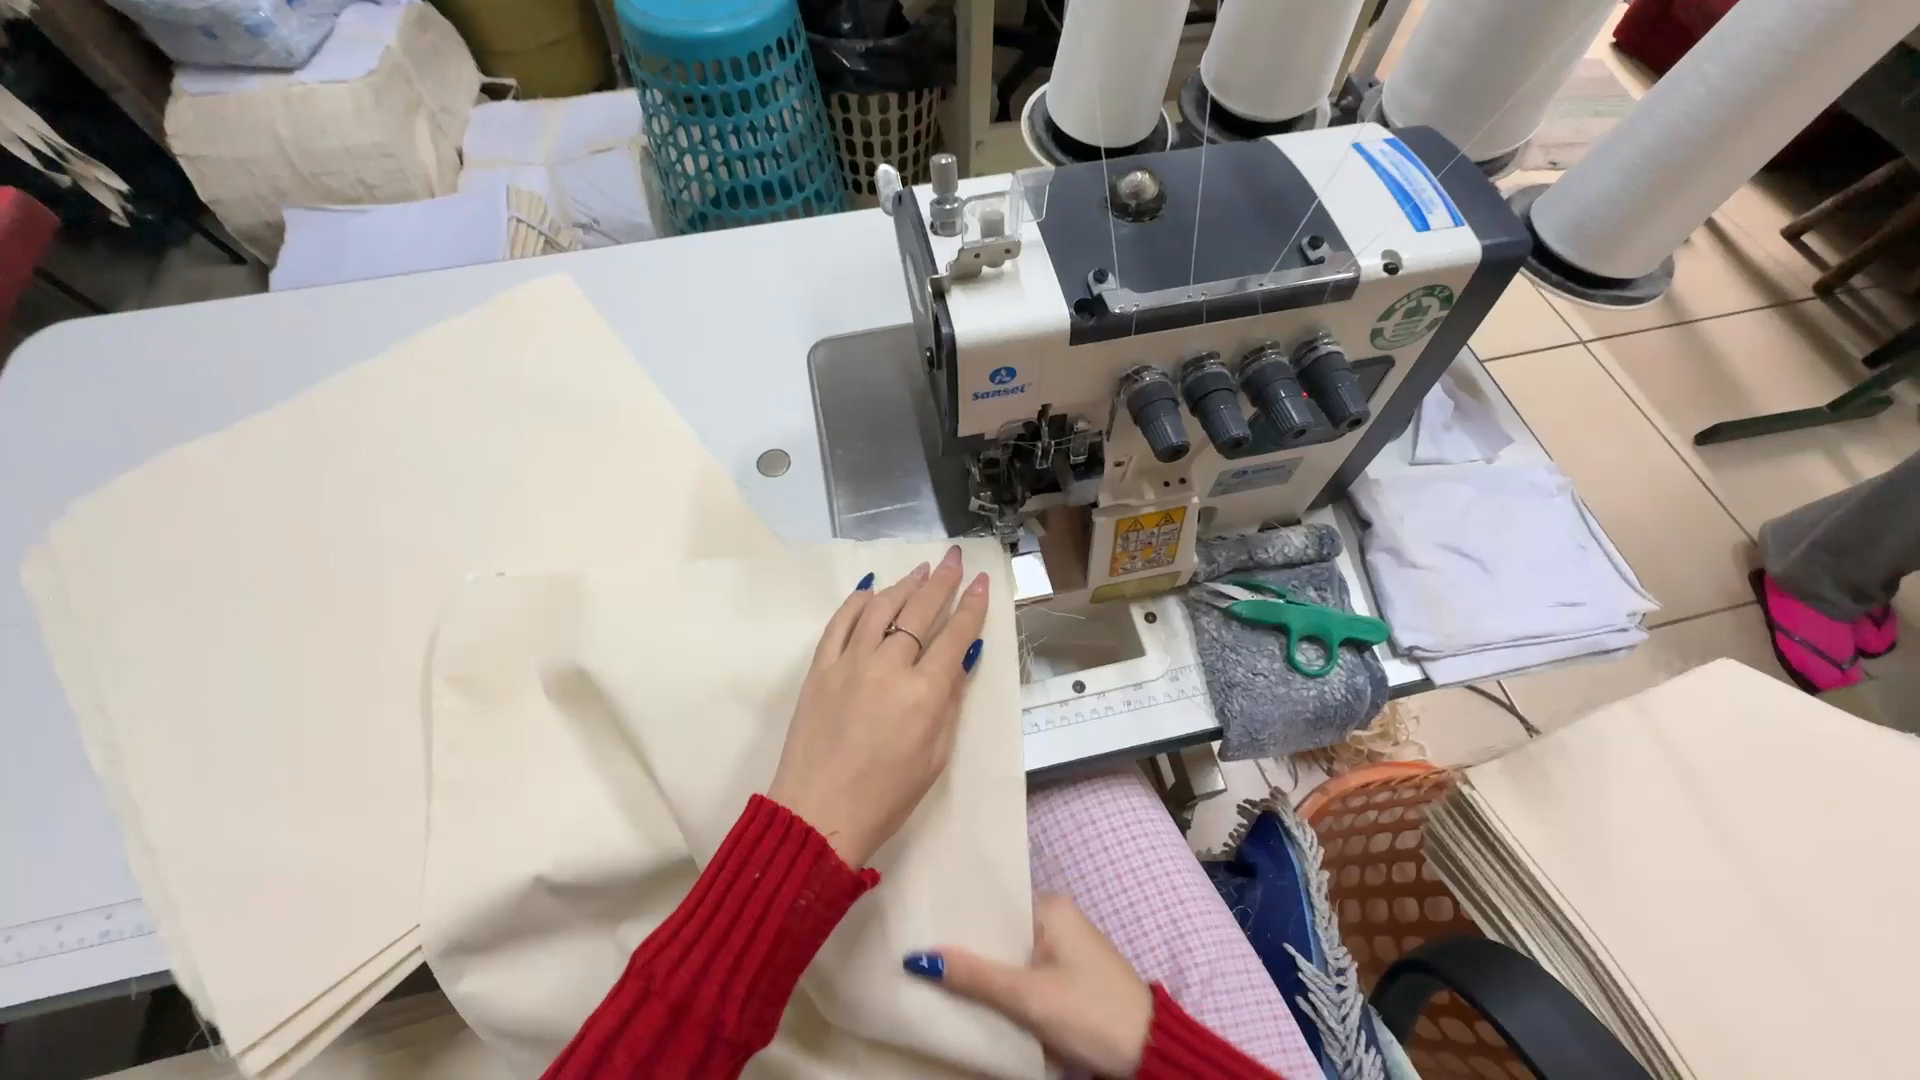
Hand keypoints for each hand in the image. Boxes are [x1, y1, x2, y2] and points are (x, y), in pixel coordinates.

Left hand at [767, 545, 990, 867]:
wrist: (819, 813)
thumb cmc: (887, 796)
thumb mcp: (935, 755)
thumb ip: (949, 701)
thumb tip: (961, 658)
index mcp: (924, 693)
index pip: (955, 635)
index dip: (971, 605)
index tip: (980, 582)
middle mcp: (888, 666)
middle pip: (920, 611)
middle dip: (942, 581)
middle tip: (954, 558)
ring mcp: (849, 663)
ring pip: (880, 608)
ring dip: (904, 585)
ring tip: (921, 569)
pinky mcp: (820, 669)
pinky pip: (839, 623)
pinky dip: (856, 602)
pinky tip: (870, 590)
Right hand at [907, 895, 1153, 1078]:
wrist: (1149, 1052)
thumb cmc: (1090, 1012)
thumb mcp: (1027, 996)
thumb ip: (975, 976)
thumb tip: (919, 957)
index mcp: (1050, 906)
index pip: (993, 901)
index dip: (958, 914)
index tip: (919, 921)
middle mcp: (1056, 918)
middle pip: (999, 928)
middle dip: (967, 945)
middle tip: (920, 951)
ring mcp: (1063, 948)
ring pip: (1010, 953)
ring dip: (984, 968)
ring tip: (936, 972)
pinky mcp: (1067, 976)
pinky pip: (1024, 971)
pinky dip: (1003, 983)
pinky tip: (975, 994)